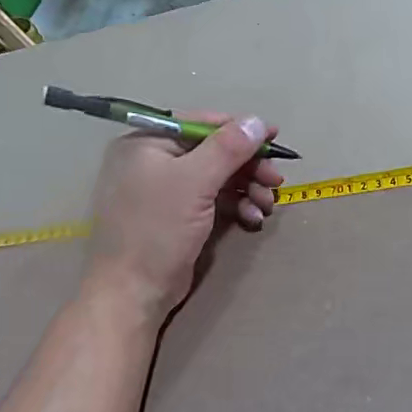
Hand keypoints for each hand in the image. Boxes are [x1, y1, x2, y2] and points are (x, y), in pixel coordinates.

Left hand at [82, 112, 283, 322]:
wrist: (134, 291)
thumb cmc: (157, 229)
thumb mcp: (195, 182)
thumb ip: (228, 148)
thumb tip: (257, 121)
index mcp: (148, 142)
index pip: (201, 124)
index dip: (240, 130)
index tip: (274, 137)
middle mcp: (155, 161)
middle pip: (213, 152)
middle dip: (248, 166)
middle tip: (276, 180)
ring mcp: (167, 191)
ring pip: (218, 178)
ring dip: (247, 188)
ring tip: (267, 205)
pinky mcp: (178, 217)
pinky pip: (213, 201)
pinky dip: (236, 206)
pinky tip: (252, 219)